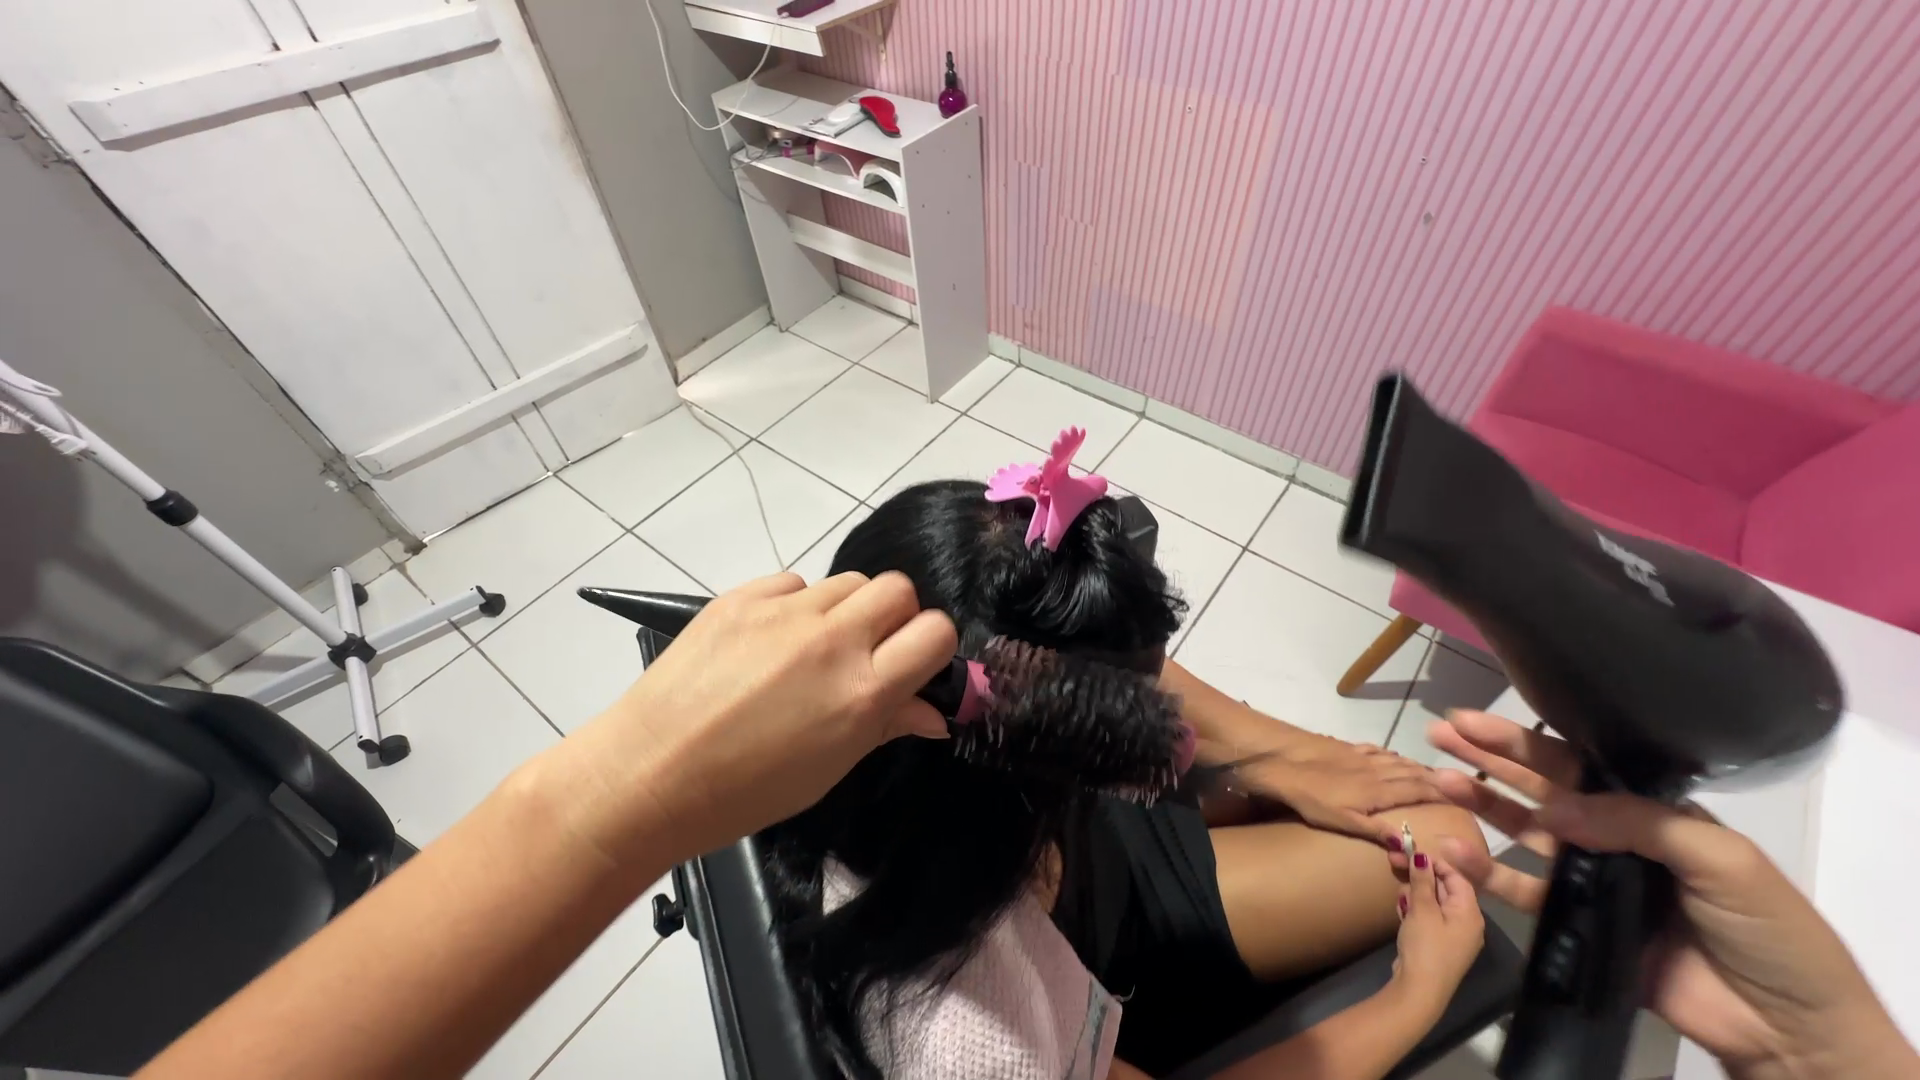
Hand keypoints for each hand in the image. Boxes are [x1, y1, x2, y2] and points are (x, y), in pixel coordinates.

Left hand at [525, 571, 955, 877]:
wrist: (647, 773)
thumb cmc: (745, 792)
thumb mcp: (829, 769)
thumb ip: (886, 727)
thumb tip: (933, 713)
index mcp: (861, 692)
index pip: (935, 632)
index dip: (932, 646)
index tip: (912, 665)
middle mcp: (832, 640)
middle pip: (899, 589)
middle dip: (896, 616)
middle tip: (869, 650)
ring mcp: (784, 612)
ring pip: (848, 580)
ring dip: (847, 609)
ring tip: (815, 646)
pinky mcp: (742, 596)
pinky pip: (794, 582)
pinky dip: (796, 605)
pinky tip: (770, 639)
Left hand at [1238, 736, 1443, 842]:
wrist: (1279, 757)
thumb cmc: (1308, 794)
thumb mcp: (1341, 820)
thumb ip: (1375, 829)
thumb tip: (1409, 844)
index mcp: (1379, 788)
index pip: (1419, 790)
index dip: (1443, 794)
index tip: (1466, 798)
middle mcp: (1374, 768)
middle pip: (1411, 772)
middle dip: (1435, 779)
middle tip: (1456, 786)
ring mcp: (1357, 755)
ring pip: (1395, 759)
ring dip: (1415, 766)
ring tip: (1430, 773)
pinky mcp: (1341, 746)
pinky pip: (1374, 749)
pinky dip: (1389, 753)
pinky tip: (1390, 755)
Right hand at [1390, 852, 1484, 1017]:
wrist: (1420, 989)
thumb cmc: (1426, 946)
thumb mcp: (1422, 909)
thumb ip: (1422, 880)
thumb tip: (1422, 854)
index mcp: (1470, 913)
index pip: (1456, 877)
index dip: (1433, 861)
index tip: (1408, 850)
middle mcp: (1466, 922)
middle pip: (1443, 888)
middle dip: (1419, 875)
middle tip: (1392, 861)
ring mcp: (1453, 934)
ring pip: (1433, 901)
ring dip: (1414, 893)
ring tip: (1399, 895)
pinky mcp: (1439, 943)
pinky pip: (1428, 916)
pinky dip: (1414, 909)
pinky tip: (1401, 911)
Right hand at [1429, 710, 1917, 1079]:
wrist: (1785, 1026)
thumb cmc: (1767, 929)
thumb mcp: (1722, 858)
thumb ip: (1636, 821)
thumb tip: (1550, 810)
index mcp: (1648, 810)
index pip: (1574, 762)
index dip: (1521, 739)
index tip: (1471, 722)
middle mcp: (1611, 833)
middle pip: (1537, 785)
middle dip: (1487, 757)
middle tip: (1439, 734)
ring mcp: (1587, 876)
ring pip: (1519, 828)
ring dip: (1479, 802)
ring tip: (1438, 779)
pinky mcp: (1571, 919)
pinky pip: (1517, 888)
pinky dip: (1482, 870)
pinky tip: (1453, 850)